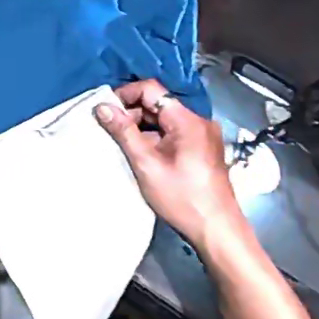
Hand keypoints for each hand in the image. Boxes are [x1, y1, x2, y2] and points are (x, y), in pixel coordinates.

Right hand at [94, 80, 252, 252]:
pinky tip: (142, 154)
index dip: (125, 95)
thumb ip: (124, 132)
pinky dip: (156, 137)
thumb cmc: (181, 197)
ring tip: (124, 144)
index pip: (151, 89)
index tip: (107, 112)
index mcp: (187, 120)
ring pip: (165, 119)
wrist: (216, 229)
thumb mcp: (146, 164)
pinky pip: (174, 132)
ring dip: (143, 126)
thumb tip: (102, 107)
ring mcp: (203, 136)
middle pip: (159, 103)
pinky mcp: (203, 149)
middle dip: (132, 112)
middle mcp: (199, 122)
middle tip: (112, 131)